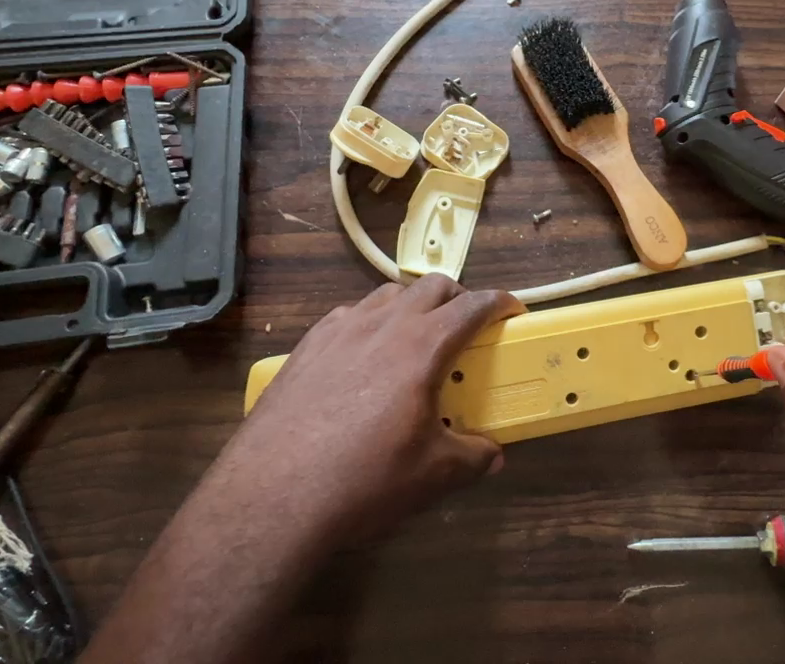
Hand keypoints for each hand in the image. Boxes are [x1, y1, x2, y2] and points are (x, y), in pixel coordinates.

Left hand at [227, 274, 523, 541]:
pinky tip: (362, 356)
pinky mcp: (305, 347)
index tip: (512, 310)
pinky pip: (347, 315)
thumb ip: (471, 458)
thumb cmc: (364, 479)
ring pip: (387, 295)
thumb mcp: (432, 475)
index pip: (472, 306)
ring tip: (414, 339)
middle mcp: (383, 324)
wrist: (272, 497)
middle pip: (431, 286)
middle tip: (466, 327)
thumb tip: (493, 455)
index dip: (499, 303)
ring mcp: (339, 330)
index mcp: (423, 346)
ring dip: (411, 306)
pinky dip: (369, 322)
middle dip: (457, 297)